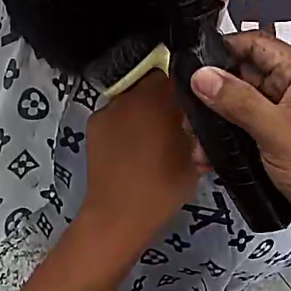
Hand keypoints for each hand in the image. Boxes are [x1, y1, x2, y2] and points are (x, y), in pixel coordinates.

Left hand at [80, 71, 199, 239]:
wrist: (118, 215)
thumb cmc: (164, 188)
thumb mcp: (196, 158)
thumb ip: (197, 130)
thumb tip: (196, 120)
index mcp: (158, 99)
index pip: (179, 75)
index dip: (190, 88)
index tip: (196, 105)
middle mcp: (131, 96)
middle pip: (154, 83)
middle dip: (166, 98)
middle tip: (178, 122)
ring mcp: (108, 109)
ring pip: (135, 98)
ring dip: (146, 110)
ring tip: (156, 136)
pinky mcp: (94, 124)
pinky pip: (118, 114)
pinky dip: (128, 123)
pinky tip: (134, 146)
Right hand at [188, 32, 290, 231]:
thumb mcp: (275, 133)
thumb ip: (238, 101)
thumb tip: (203, 75)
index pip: (257, 43)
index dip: (223, 51)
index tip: (193, 70)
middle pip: (248, 73)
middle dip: (216, 95)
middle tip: (192, 117)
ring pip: (247, 102)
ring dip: (222, 120)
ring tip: (200, 143)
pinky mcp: (290, 133)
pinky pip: (255, 124)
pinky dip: (235, 136)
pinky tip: (216, 156)